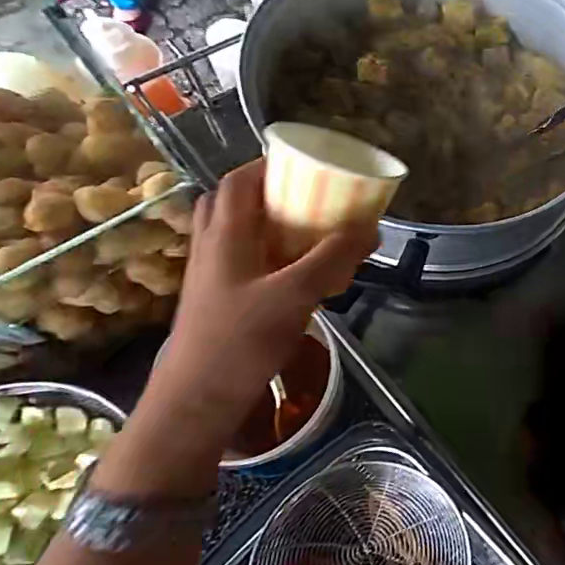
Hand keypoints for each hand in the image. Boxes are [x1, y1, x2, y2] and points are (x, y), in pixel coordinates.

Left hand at [145, 160, 375, 441]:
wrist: (196, 400)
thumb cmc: (239, 341)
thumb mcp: (293, 296)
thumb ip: (330, 259)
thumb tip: (368, 228)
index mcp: (224, 233)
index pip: (239, 180)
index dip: (267, 165)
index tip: (302, 164)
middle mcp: (210, 246)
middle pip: (233, 203)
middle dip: (268, 194)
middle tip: (304, 198)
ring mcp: (208, 275)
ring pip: (235, 235)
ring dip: (266, 226)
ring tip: (303, 232)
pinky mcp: (213, 301)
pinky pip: (239, 263)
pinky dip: (264, 257)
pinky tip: (291, 277)